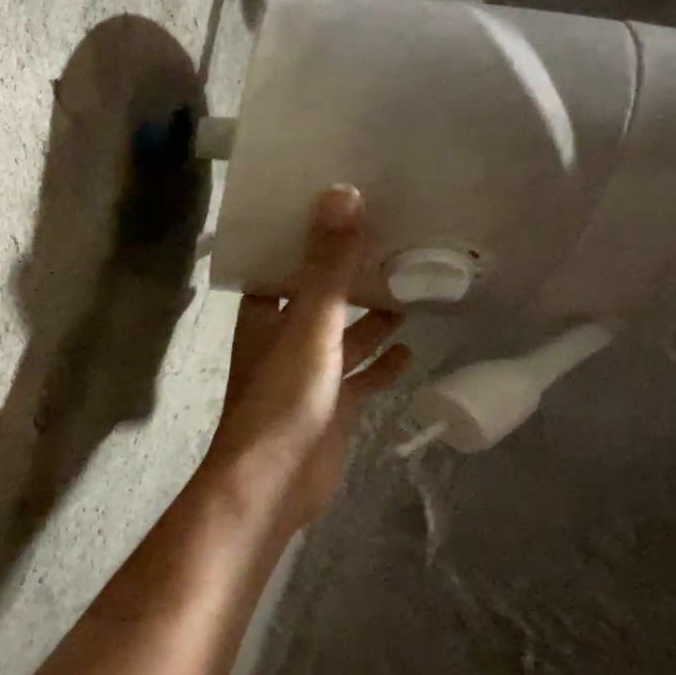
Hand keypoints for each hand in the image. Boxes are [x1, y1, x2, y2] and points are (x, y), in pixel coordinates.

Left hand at [196, 186, 408, 534]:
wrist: (275, 481)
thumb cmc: (282, 398)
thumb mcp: (309, 325)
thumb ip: (326, 266)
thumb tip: (339, 193)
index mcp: (263, 317)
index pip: (281, 267)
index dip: (304, 241)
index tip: (339, 208)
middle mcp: (281, 341)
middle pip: (317, 299)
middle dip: (347, 275)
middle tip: (393, 239)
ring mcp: (308, 376)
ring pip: (343, 337)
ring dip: (370, 316)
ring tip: (412, 284)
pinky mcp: (332, 408)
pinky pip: (361, 378)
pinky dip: (382, 363)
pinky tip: (413, 348)